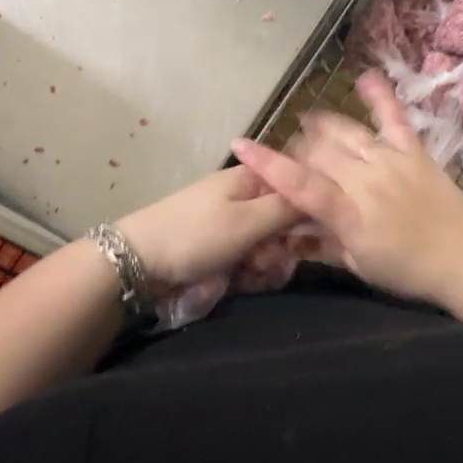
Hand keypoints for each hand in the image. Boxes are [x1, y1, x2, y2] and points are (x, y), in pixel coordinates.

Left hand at [114, 167, 301, 286]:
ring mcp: (233, 225)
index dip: (310, 212)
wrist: (137, 265)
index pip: (299, 187)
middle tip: (265, 261)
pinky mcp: (223, 250)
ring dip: (266, 265)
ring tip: (248, 275)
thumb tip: (325, 192)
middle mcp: (246, 198)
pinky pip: (251, 261)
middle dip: (283, 247)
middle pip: (288, 222)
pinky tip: (239, 283)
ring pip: (272, 246)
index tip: (310, 236)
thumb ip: (290, 208)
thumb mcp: (248, 220)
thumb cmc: (195, 235)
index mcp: (253, 178)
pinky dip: (249, 274)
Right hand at [231, 72, 462, 305]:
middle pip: (319, 153)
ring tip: (307, 124)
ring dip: (321, 126)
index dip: (268, 163)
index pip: (300, 184)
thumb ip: (321, 242)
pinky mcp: (414, 151)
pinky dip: (379, 96)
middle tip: (287, 157)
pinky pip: (393, 118)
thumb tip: (286, 228)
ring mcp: (393, 160)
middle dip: (295, 151)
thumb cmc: (408, 272)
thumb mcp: (357, 266)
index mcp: (351, 214)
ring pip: (345, 133)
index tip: (241, 146)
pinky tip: (364, 77)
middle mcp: (368, 180)